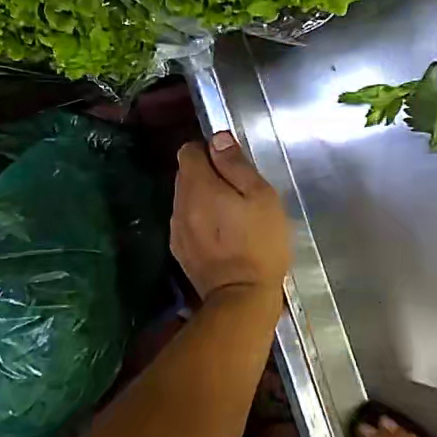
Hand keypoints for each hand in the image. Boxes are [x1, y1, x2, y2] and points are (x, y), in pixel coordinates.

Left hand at [171, 131, 291, 299]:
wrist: (241, 297)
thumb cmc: (259, 244)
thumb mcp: (261, 197)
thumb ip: (236, 165)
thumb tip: (218, 139)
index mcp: (198, 186)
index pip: (188, 151)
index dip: (209, 151)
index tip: (231, 164)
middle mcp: (179, 204)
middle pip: (185, 174)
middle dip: (207, 174)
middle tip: (238, 190)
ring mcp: (176, 229)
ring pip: (185, 198)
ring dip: (203, 198)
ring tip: (231, 215)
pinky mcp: (179, 249)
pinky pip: (186, 221)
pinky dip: (199, 220)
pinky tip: (221, 235)